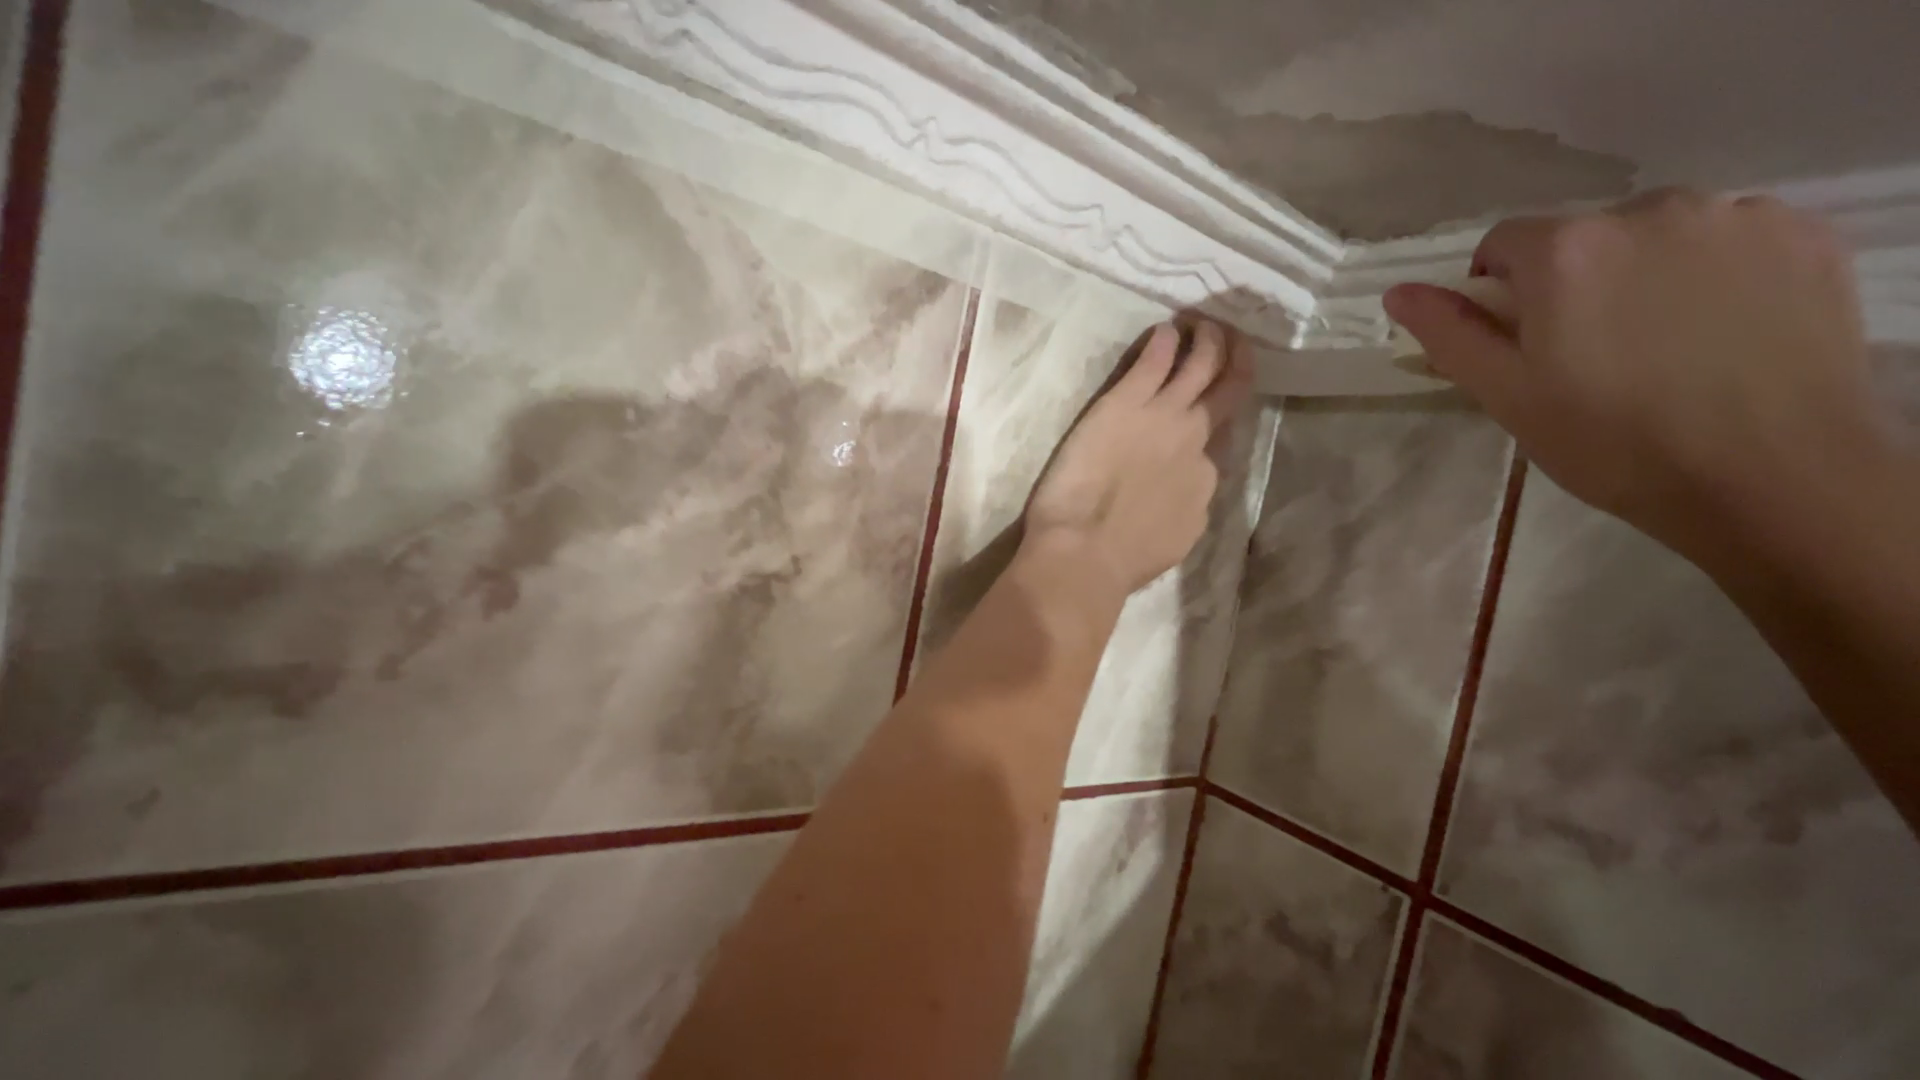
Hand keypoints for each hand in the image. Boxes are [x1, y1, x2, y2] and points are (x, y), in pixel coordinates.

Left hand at [1024, 319, 1252, 594]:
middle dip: (1235, 365)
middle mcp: (1196, 443)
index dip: (1209, 426)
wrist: (1087, 551)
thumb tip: (1182, 500)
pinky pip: (1155, 361)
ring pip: (1200, 366)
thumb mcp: (1174, 542)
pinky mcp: (1128, 401)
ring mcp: (1165, 417)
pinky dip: (1164, 343)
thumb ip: (1184, 512)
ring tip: (1207, 324)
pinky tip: (1165, 330)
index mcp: (1203, 483)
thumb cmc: (1121, 561)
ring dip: (1209, 342)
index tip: (1203, 412)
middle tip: (1236, 342)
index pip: (1213, 445)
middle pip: (1227, 394)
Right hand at [1384, 189, 1881, 558]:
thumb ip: (1451, 334)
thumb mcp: (1508, 397)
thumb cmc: (1614, 444)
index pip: (1505, 243)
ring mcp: (1737, 217)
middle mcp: (1648, 211)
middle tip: (1594, 352)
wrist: (1772, 478)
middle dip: (1577, 282)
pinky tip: (1725, 330)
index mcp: (1566, 251)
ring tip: (1665, 343)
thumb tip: (1398, 293)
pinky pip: (1735, 239)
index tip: (1524, 342)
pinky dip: (1718, 273)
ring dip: (1646, 272)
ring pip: (1660, 234)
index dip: (1501, 291)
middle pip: (1585, 236)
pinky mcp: (1806, 236)